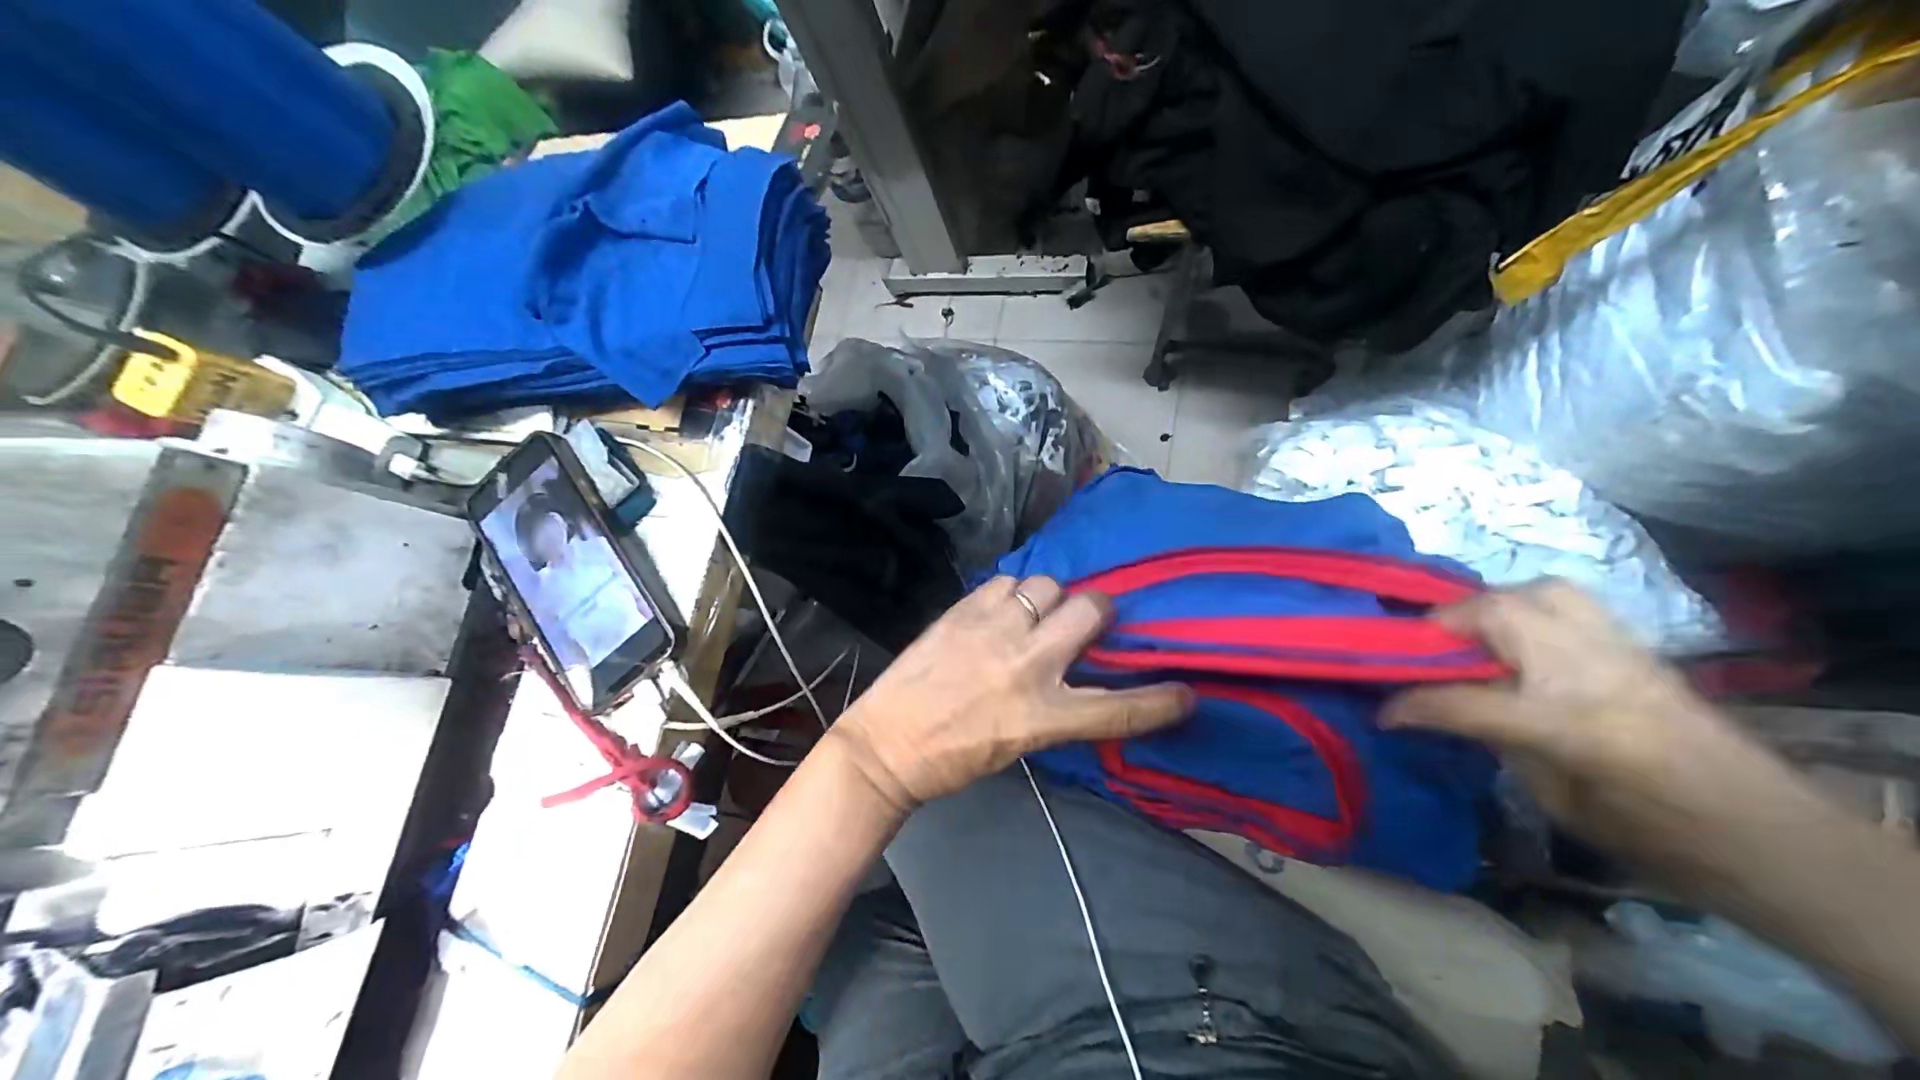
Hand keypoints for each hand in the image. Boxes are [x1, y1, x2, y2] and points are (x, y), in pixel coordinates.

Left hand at [829, 575, 1194, 812]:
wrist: (888, 743)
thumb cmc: (954, 756)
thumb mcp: (1019, 744)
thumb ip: (1055, 708)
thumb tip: (1079, 673)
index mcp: (1042, 716)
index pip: (1118, 708)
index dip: (1160, 701)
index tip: (1186, 693)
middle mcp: (1026, 665)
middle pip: (1091, 611)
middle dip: (1098, 612)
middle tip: (1087, 622)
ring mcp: (993, 631)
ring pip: (1049, 585)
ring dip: (1051, 599)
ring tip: (1035, 614)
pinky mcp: (963, 611)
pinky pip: (1006, 582)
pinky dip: (1012, 593)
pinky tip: (1001, 610)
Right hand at [1383, 580, 1831, 886]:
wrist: (1767, 834)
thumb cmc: (1652, 834)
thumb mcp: (1555, 800)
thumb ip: (1495, 742)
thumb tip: (1440, 712)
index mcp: (1566, 722)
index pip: (1461, 700)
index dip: (1410, 704)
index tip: (1380, 710)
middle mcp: (1589, 670)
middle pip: (1497, 613)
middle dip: (1444, 626)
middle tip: (1422, 651)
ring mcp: (1619, 651)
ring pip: (1538, 592)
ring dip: (1491, 606)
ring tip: (1472, 634)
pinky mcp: (1638, 647)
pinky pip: (1571, 602)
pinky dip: (1531, 606)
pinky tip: (1520, 635)